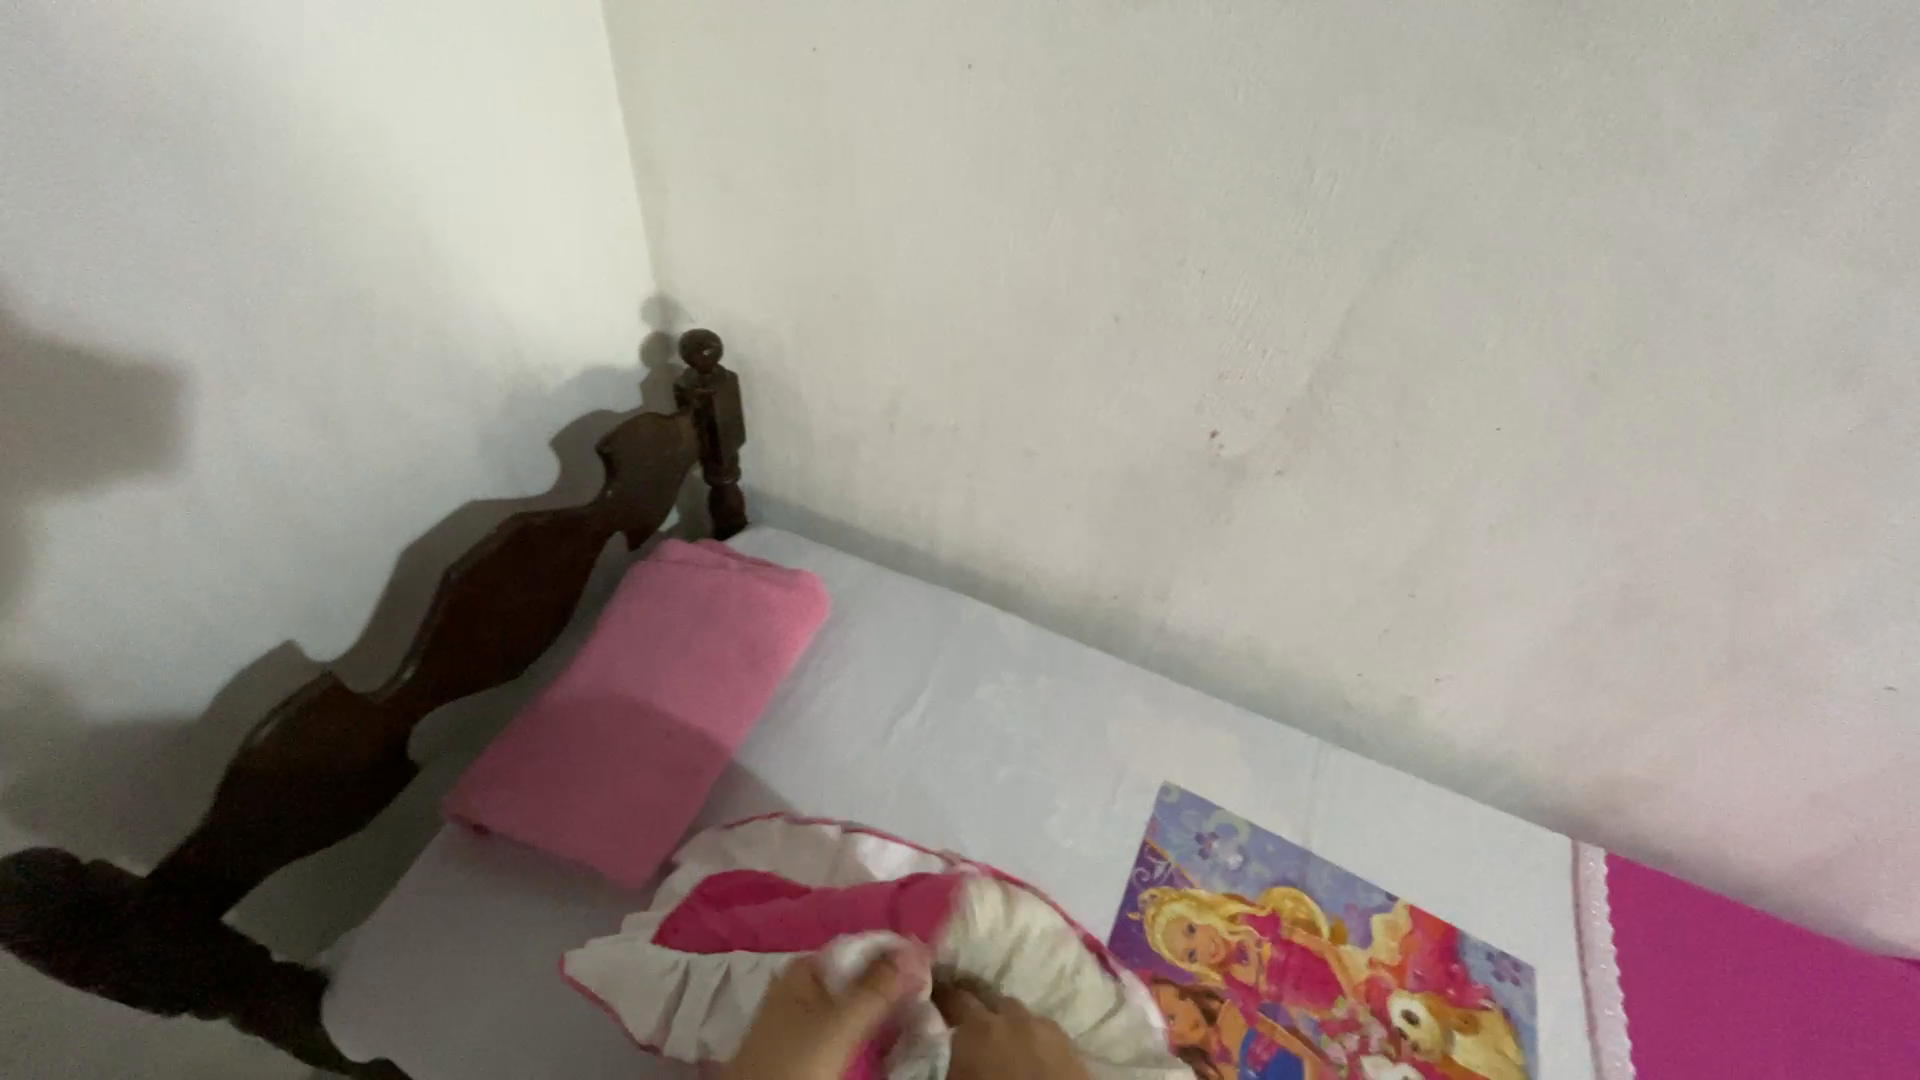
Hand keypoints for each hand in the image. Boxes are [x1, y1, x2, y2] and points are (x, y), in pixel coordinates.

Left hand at [722, 948, 929, 1079]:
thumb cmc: (793, 1064)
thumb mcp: (839, 1024)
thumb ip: (878, 986)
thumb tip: (919, 946)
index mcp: (807, 968)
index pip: (863, 948)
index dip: (898, 955)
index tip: (932, 968)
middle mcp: (806, 986)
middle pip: (860, 976)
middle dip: (894, 985)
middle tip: (930, 997)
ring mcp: (807, 1019)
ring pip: (857, 1005)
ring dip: (885, 1011)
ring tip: (918, 1017)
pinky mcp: (810, 1048)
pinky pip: (849, 1030)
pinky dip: (871, 1033)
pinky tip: (891, 1041)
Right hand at [933, 976, 1089, 1079]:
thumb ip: (950, 1065)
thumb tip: (944, 1055)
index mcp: (976, 1028)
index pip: (953, 997)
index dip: (941, 993)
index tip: (933, 990)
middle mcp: (1009, 1017)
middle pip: (987, 996)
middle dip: (973, 1001)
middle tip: (961, 1010)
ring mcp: (1042, 1026)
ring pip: (1016, 1011)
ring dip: (1004, 1018)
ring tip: (997, 1033)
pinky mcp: (1068, 1043)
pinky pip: (1041, 1027)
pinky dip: (1030, 1033)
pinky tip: (1027, 1048)